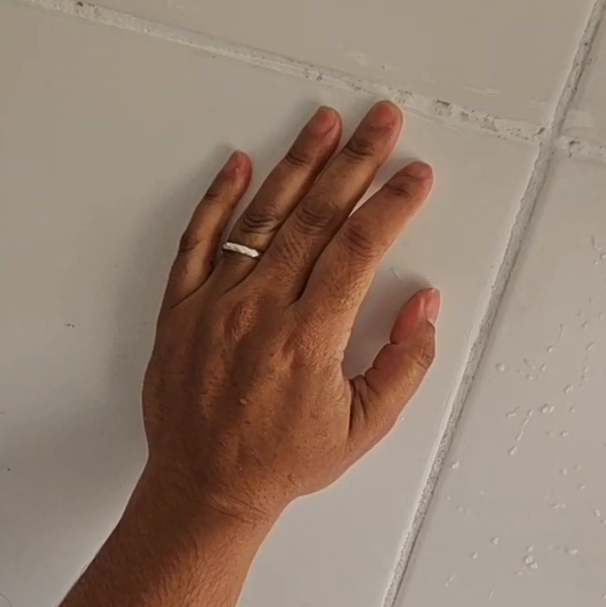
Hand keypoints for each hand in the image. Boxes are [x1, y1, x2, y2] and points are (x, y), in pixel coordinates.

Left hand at [139, 101, 439, 528]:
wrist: (205, 486)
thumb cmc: (285, 461)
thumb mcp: (364, 428)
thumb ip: (403, 363)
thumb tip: (425, 303)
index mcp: (309, 338)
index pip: (360, 249)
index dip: (393, 204)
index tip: (415, 174)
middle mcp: (261, 309)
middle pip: (316, 216)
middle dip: (355, 161)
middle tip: (380, 120)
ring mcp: (214, 303)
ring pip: (261, 217)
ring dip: (297, 164)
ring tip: (323, 122)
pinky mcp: (180, 307)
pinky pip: (197, 241)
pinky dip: (218, 199)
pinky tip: (240, 163)